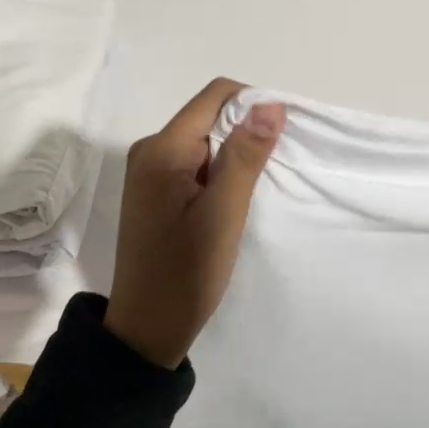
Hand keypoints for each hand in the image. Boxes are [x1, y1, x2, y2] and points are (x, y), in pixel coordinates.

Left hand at [104, 78, 286, 369]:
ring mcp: (152, 171)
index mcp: (162, 149)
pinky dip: (222, 173)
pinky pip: (198, 163)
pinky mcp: (158, 191)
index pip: (216, 96)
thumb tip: (271, 104)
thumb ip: (246, 156)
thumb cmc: (185, 274)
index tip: (282, 138)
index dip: (254, 105)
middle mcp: (151, 150)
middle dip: (247, 133)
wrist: (146, 331)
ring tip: (256, 190)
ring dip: (236, 156)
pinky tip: (235, 201)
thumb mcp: (223, 214)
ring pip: (208, 140)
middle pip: (212, 115)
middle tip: (274, 171)